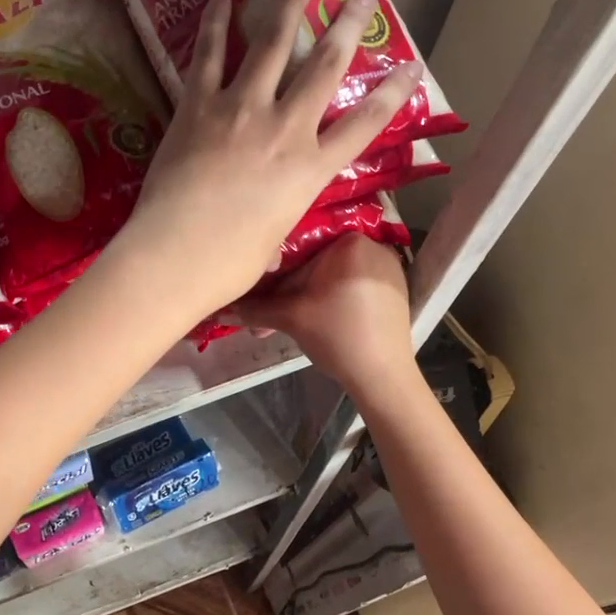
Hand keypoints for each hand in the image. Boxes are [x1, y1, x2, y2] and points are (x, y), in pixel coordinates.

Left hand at [119, 0, 422, 313]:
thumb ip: (278, 216)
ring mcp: (241, 110)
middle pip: (325, 67)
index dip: (392, 93)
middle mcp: (284, 129)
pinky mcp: (198, 106)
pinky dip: (216, 24)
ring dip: (288, 2)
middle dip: (347, 26)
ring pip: (272, 43)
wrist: (175, 257)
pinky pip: (210, 56)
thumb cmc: (228, 267)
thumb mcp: (271, 244)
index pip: (364, 125)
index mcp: (309, 170)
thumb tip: (269, 224)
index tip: (411, 65)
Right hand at [233, 233, 415, 397]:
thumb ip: (255, 309)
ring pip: (332, 278)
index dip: (271, 275)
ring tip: (289, 324)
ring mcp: (386, 267)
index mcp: (348, 240)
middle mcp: (372, 244)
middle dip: (289, 293)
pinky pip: (351, 287)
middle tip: (268, 319)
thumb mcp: (290, 318)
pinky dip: (331, 301)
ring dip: (307, 299)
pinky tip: (318, 323)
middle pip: (315, 264)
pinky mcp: (394, 290)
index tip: (255, 296)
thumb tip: (222, 309)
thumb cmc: (336, 336)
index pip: (297, 250)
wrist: (382, 374)